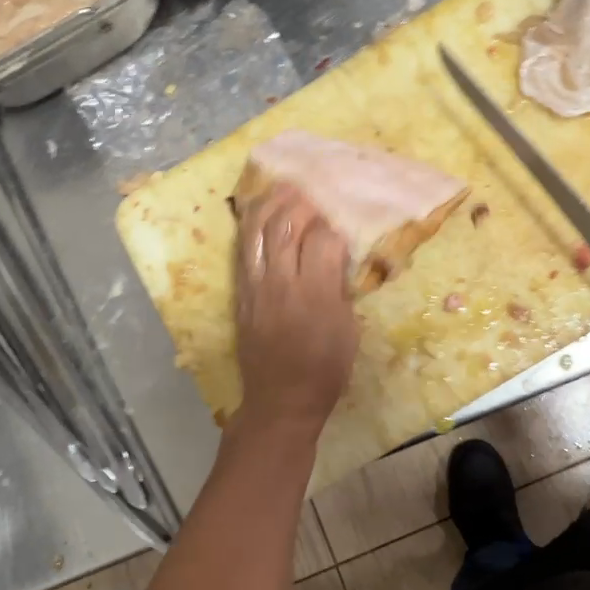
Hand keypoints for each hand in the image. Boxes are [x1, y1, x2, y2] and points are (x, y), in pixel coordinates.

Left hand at [232, 184, 358, 432]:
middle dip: (301, 202)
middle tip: (313, 193)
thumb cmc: (325, 370)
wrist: (280, 400)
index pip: (322, 238)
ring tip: (284, 189)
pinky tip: (260, 212)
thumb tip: (336, 256)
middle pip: (286, 224)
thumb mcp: (349, 330)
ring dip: (271, 203)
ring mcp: (255, 286)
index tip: (340, 226)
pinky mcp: (240, 293)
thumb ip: (341, 288)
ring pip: (258, 229)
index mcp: (316, 294)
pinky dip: (252, 225)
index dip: (332, 226)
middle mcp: (282, 283)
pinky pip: (243, 249)